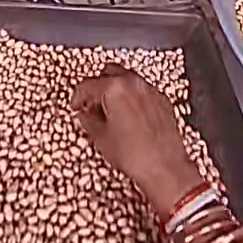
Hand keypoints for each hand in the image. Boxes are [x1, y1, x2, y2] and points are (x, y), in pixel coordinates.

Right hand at [71, 63, 203, 211]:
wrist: (166, 169)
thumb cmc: (136, 155)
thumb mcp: (101, 138)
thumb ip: (88, 120)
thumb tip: (84, 114)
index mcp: (114, 88)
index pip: (88, 84)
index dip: (78, 96)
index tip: (76, 105)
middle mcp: (133, 83)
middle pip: (108, 74)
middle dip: (97, 87)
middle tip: (91, 105)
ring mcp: (150, 90)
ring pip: (126, 79)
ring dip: (115, 90)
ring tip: (110, 111)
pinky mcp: (162, 100)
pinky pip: (142, 91)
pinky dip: (132, 98)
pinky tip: (129, 116)